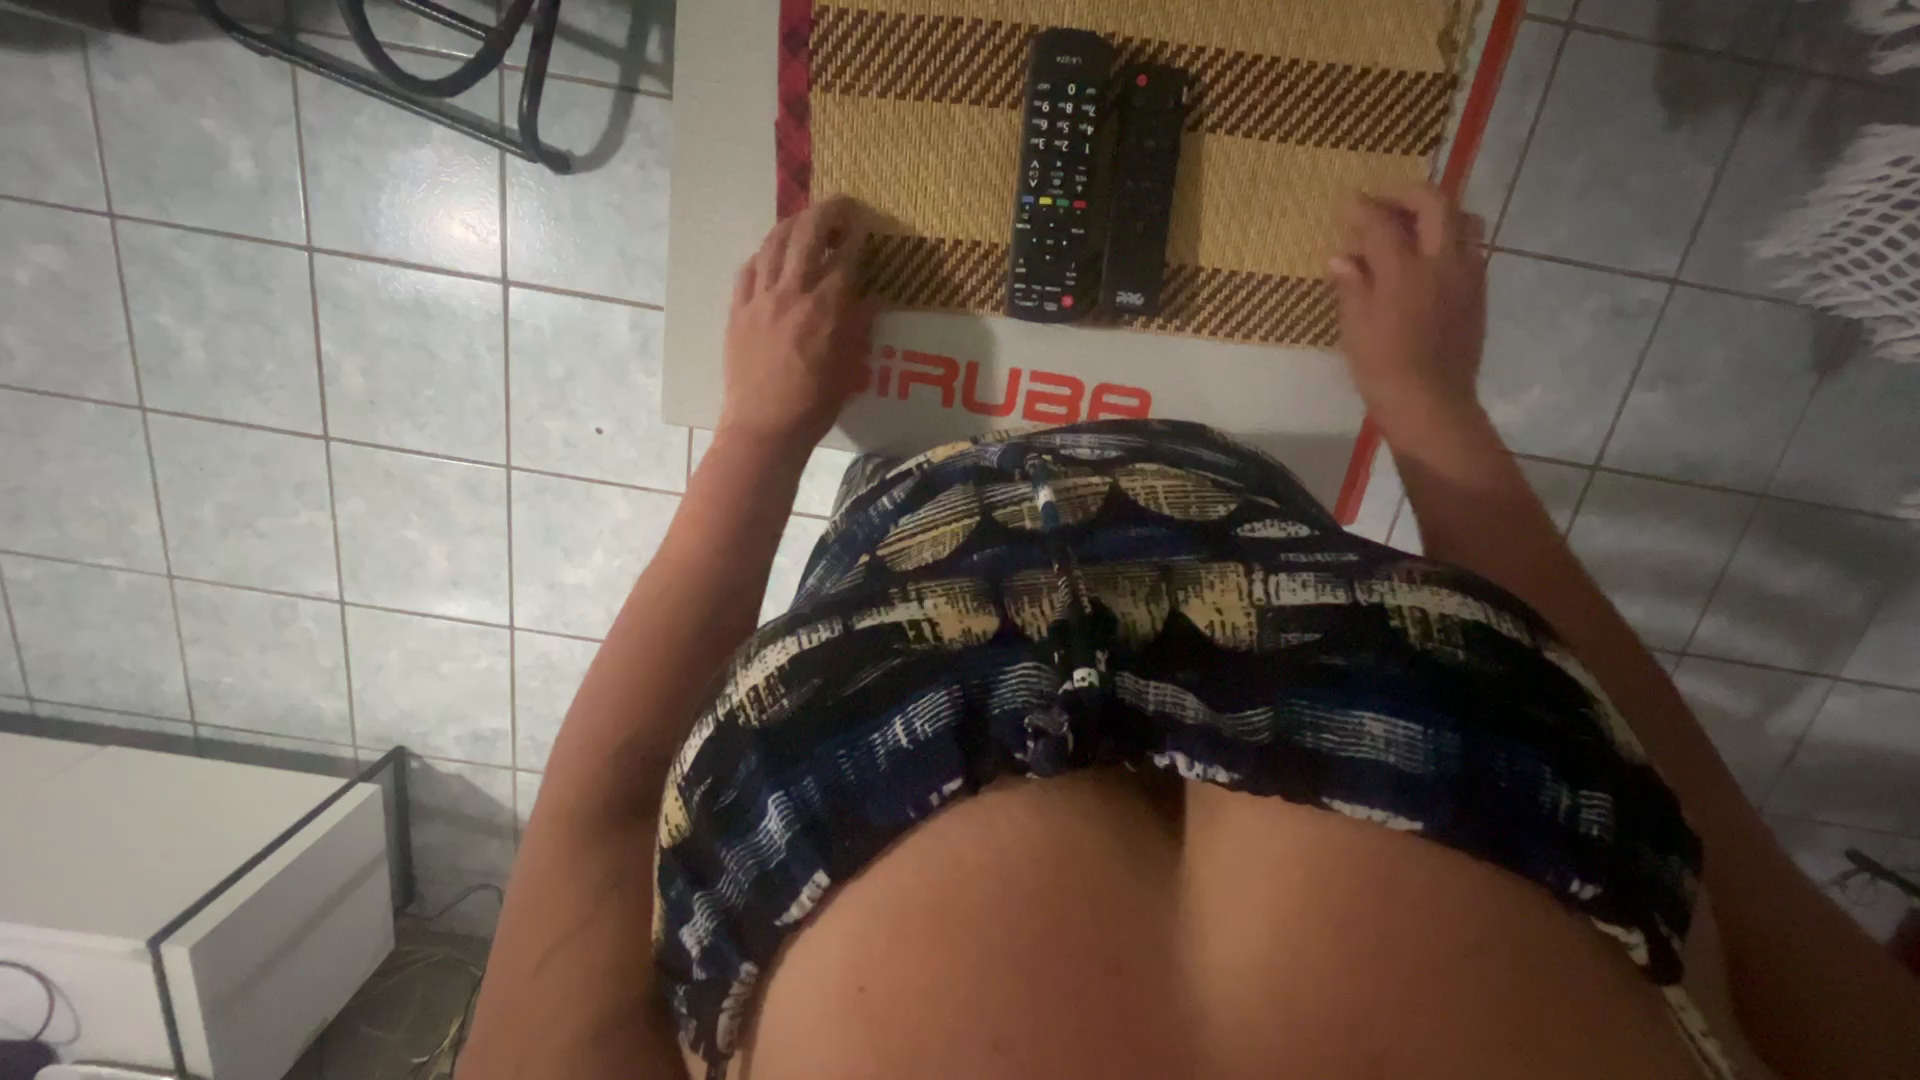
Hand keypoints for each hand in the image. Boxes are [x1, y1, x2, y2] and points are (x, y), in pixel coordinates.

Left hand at [716, 195, 880, 450]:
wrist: (764, 428)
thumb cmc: (814, 406)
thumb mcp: (849, 370)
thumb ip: (860, 328)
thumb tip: (873, 299)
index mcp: (826, 308)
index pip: (845, 257)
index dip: (857, 235)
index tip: (865, 222)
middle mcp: (792, 293)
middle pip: (808, 234)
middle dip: (827, 212)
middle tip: (840, 206)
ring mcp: (760, 299)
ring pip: (774, 244)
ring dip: (792, 224)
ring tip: (805, 220)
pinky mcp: (737, 311)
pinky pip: (749, 270)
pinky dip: (764, 254)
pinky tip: (770, 255)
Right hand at [1328, 184, 1488, 442]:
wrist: (1430, 401)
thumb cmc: (1382, 367)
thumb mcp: (1355, 326)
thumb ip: (1351, 285)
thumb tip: (1341, 258)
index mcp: (1405, 269)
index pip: (1381, 224)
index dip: (1362, 210)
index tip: (1346, 203)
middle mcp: (1443, 261)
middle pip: (1434, 204)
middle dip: (1406, 194)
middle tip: (1382, 200)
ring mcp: (1467, 275)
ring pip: (1462, 220)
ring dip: (1436, 212)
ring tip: (1412, 223)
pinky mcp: (1477, 293)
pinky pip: (1469, 248)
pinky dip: (1448, 239)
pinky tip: (1427, 258)